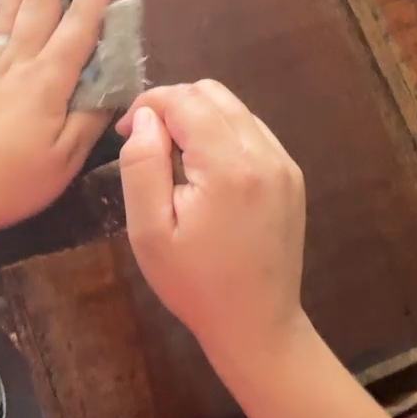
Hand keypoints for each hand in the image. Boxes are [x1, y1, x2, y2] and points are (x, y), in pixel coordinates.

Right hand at [116, 80, 308, 363]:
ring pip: (233, 106)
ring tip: (173, 156)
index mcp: (228, 166)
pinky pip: (251, 129)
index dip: (148, 104)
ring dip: (196, 116)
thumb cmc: (193, 282)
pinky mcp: (290, 175)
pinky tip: (204, 168)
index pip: (184, 100)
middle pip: (211, 92)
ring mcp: (283, 163)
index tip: (127, 133)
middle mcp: (263, 153)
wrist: (256, 325)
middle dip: (171, 104)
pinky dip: (220, 131)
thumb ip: (142, 165)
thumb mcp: (148, 230)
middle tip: (146, 142)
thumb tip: (147, 117)